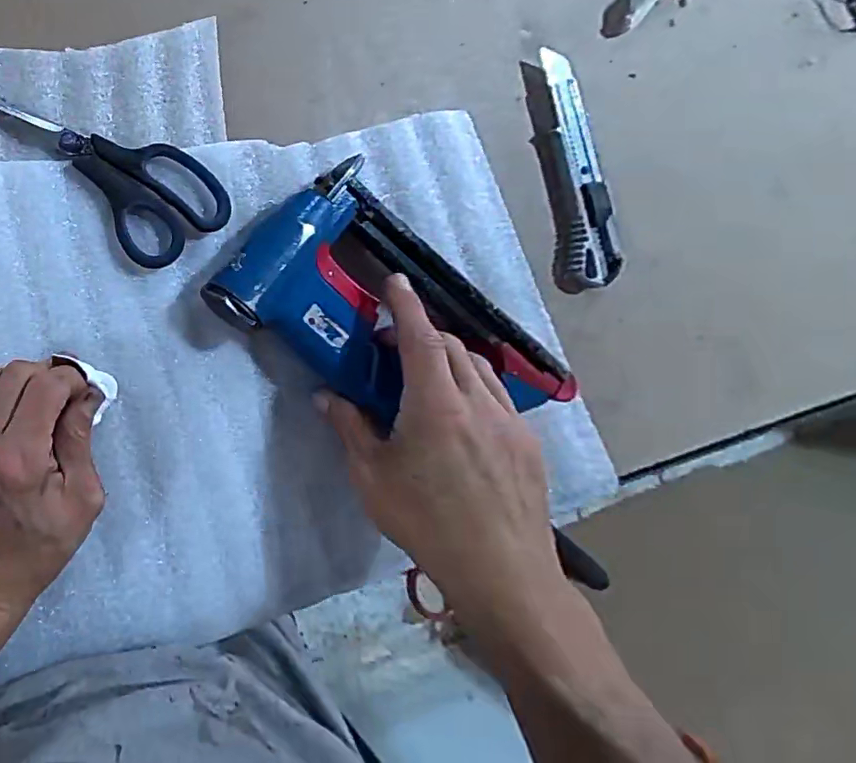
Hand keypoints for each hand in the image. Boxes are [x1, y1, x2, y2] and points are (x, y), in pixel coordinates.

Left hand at [0, 359, 105, 616]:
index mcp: (21, 458)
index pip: (46, 385)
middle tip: (66, 400)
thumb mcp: (84, 498)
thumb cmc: (43, 543)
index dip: (73, 379)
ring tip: (37, 402)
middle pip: (19, 371)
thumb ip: (81, 439)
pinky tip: (14, 412)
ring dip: (19, 378)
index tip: (85, 395)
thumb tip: (86, 393)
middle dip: (50, 376)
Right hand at [317, 275, 564, 622]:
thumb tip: (327, 397)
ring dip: (450, 358)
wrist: (504, 575)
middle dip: (422, 334)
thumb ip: (350, 428)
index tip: (395, 281)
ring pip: (480, 368)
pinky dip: (474, 387)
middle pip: (452, 346)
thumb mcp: (373, 478)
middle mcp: (478, 402)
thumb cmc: (428, 524)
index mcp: (436, 405)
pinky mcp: (529, 444)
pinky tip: (461, 418)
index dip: (406, 304)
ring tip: (426, 379)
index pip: (421, 337)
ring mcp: (510, 422)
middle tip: (392, 351)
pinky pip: (499, 396)